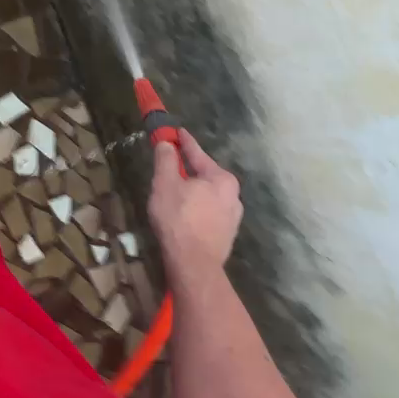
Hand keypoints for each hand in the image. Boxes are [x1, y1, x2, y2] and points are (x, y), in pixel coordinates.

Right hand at [147, 130, 241, 288]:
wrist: (194, 265)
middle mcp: (233, 195)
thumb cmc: (178, 219)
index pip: (198, 154)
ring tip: (176, 193)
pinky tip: (184, 215)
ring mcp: (233, 218)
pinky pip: (209, 212)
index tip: (177, 132)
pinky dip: (197, 208)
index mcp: (221, 179)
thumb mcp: (165, 183)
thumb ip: (166, 160)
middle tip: (171, 165)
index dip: (184, 142)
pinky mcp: (227, 235)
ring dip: (193, 191)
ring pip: (208, 195)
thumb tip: (167, 144)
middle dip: (189, 170)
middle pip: (205, 175)